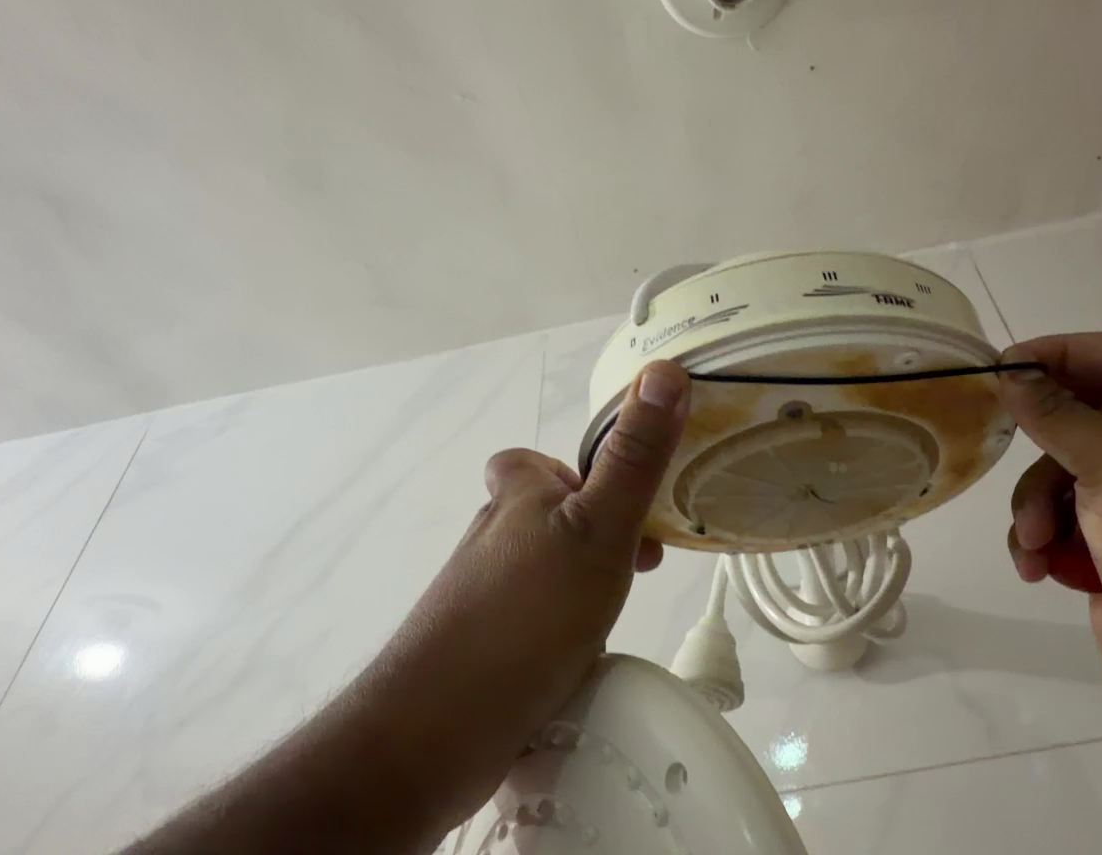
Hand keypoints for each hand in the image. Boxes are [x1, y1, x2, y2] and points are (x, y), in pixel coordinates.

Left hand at [375, 360, 690, 834]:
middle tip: (636, 564)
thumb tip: (665, 369)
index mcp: (515, 501)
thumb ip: (634, 457)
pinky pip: (526, 622)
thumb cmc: (527, 615)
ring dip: (575, 580)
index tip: (617, 502)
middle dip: (585, 531)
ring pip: (533, 572)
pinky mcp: (475, 654)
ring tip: (617, 612)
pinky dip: (556, 628)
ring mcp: (478, 600)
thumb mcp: (598, 528)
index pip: (527, 463)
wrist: (437, 733)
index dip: (567, 471)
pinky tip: (580, 659)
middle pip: (535, 518)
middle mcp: (489, 542)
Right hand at [996, 333, 1101, 709]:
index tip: (1005, 367)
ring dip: (1038, 506)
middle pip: (1082, 415)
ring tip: (1039, 544)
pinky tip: (1041, 569)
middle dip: (1044, 453)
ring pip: (1061, 471)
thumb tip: (1009, 371)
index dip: (1062, 354)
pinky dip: (1045, 539)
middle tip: (1012, 456)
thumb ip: (1057, 413)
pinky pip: (1063, 515)